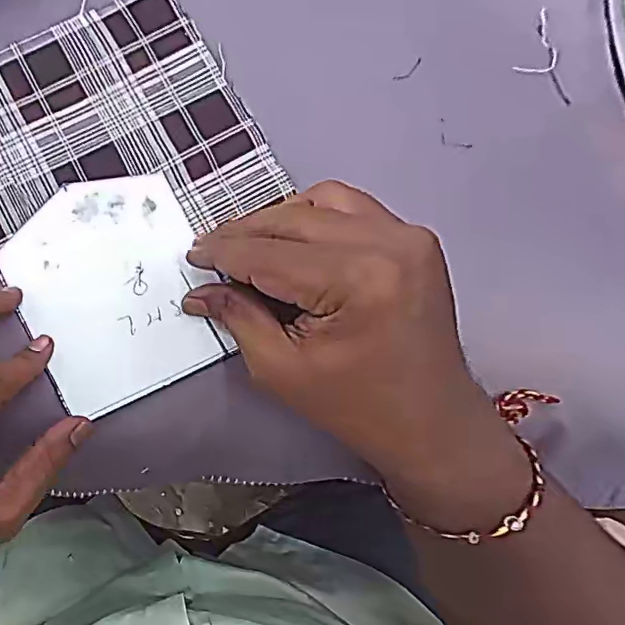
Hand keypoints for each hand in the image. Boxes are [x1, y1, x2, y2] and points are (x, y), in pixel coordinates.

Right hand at [183, 181, 528, 528]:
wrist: (430, 422)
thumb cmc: (359, 407)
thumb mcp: (282, 370)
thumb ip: (239, 319)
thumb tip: (204, 292)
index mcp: (359, 280)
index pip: (271, 253)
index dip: (224, 253)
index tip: (194, 256)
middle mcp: (389, 243)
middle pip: (295, 219)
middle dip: (244, 233)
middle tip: (210, 252)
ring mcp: (408, 236)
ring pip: (323, 202)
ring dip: (278, 219)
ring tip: (247, 246)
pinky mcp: (413, 240)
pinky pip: (352, 209)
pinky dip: (314, 218)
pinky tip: (291, 241)